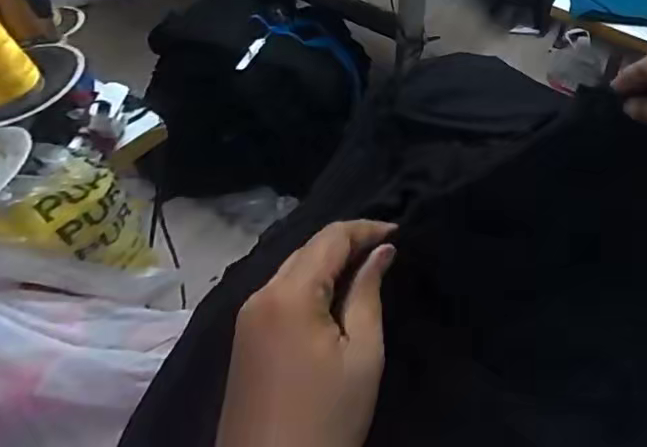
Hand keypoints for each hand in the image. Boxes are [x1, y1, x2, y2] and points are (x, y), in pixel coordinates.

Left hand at [217, 221, 397, 446]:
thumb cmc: (325, 418)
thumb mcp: (362, 352)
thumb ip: (368, 292)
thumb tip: (382, 251)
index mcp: (288, 296)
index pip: (331, 238)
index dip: (368, 228)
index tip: (401, 233)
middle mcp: (260, 298)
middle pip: (310, 248)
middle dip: (350, 241)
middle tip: (389, 249)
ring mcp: (247, 321)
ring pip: (296, 267)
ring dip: (332, 261)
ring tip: (370, 267)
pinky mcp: (245, 341)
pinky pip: (283, 291)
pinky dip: (314, 281)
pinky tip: (338, 294)